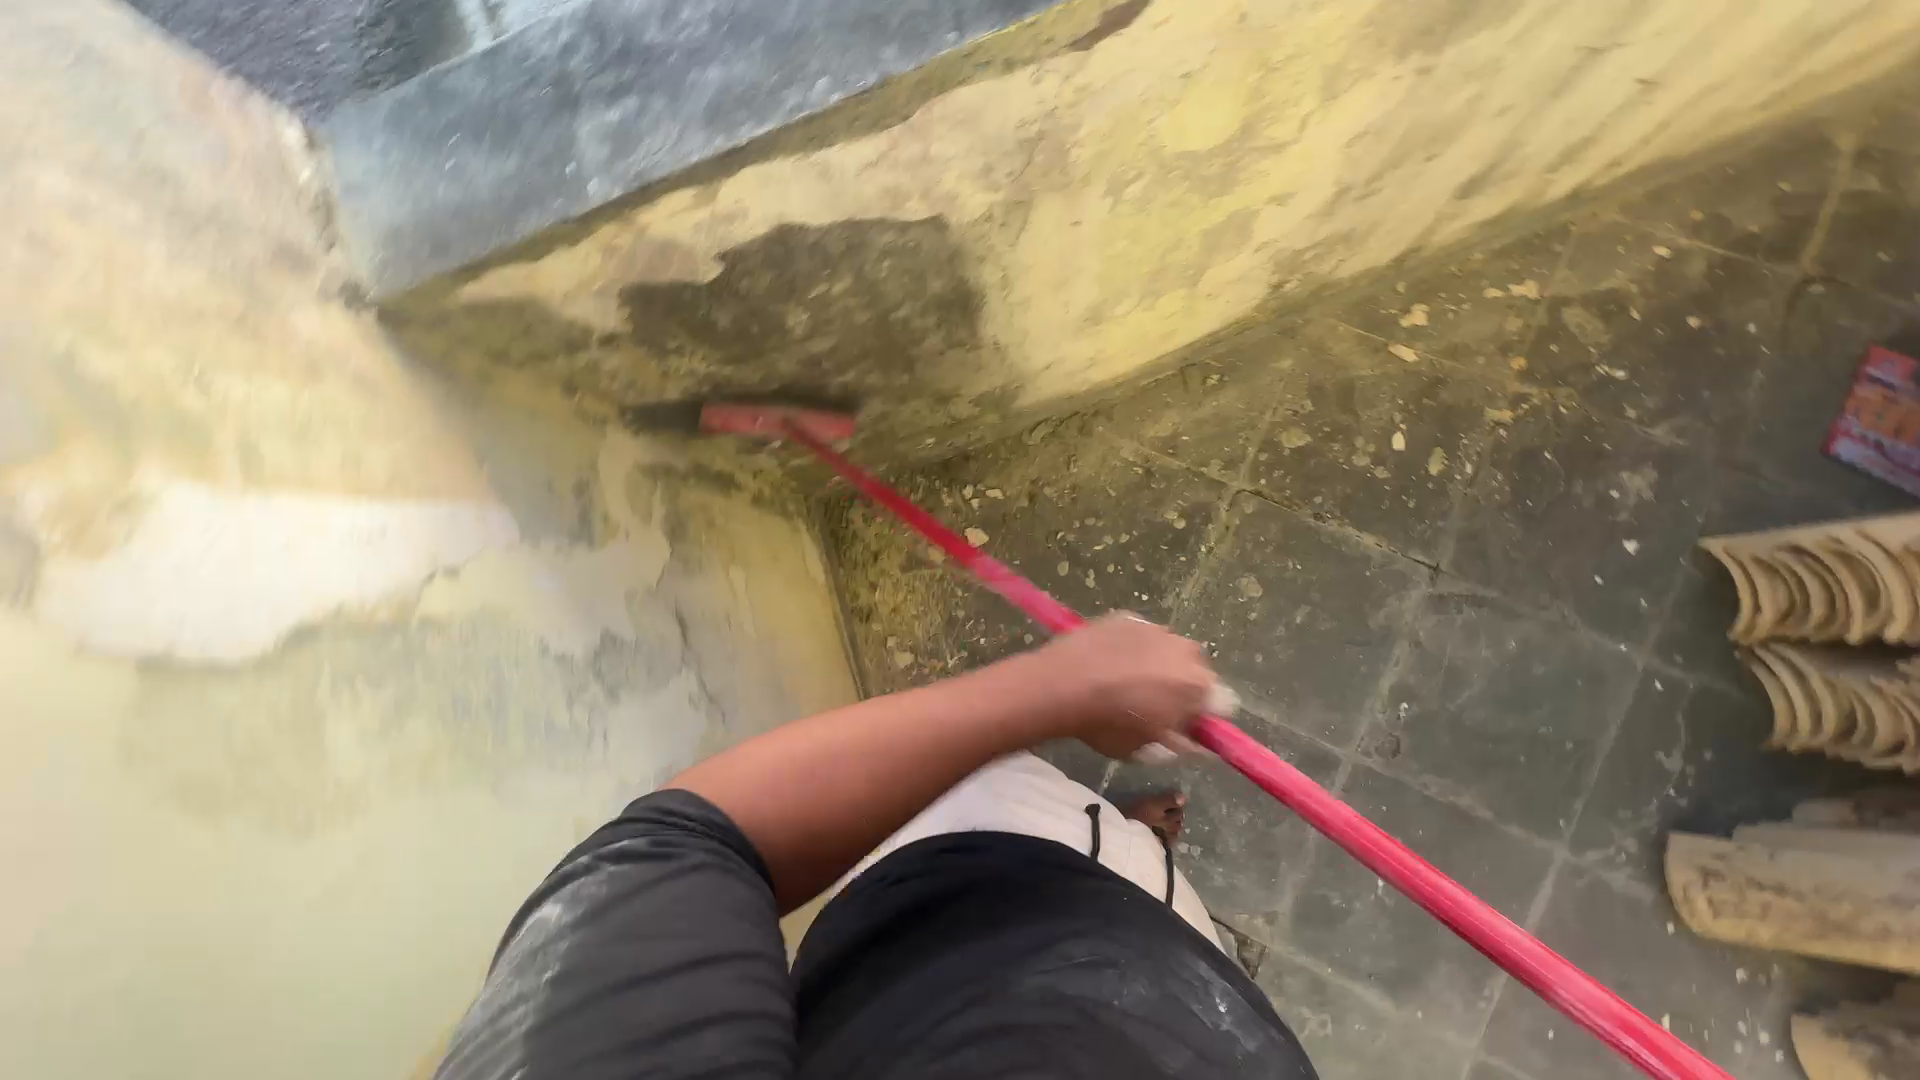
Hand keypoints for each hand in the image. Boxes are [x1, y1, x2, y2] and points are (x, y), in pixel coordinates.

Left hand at [1032, 612, 1217, 758]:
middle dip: (1183, 686)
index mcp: (1197, 686)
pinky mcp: (1128, 616)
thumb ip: (1180, 744)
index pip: (1223, 703)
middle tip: (1153, 703)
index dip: (1205, 715)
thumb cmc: (1106, 724)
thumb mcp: (1146, 750)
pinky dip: (1133, 646)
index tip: (1185, 724)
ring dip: (1158, 662)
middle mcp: (1184, 650)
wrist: (1060, 684)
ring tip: (1125, 679)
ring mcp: (1155, 628)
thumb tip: (1196, 742)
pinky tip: (1108, 660)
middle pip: (1197, 671)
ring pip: (1169, 649)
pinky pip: (1142, 635)